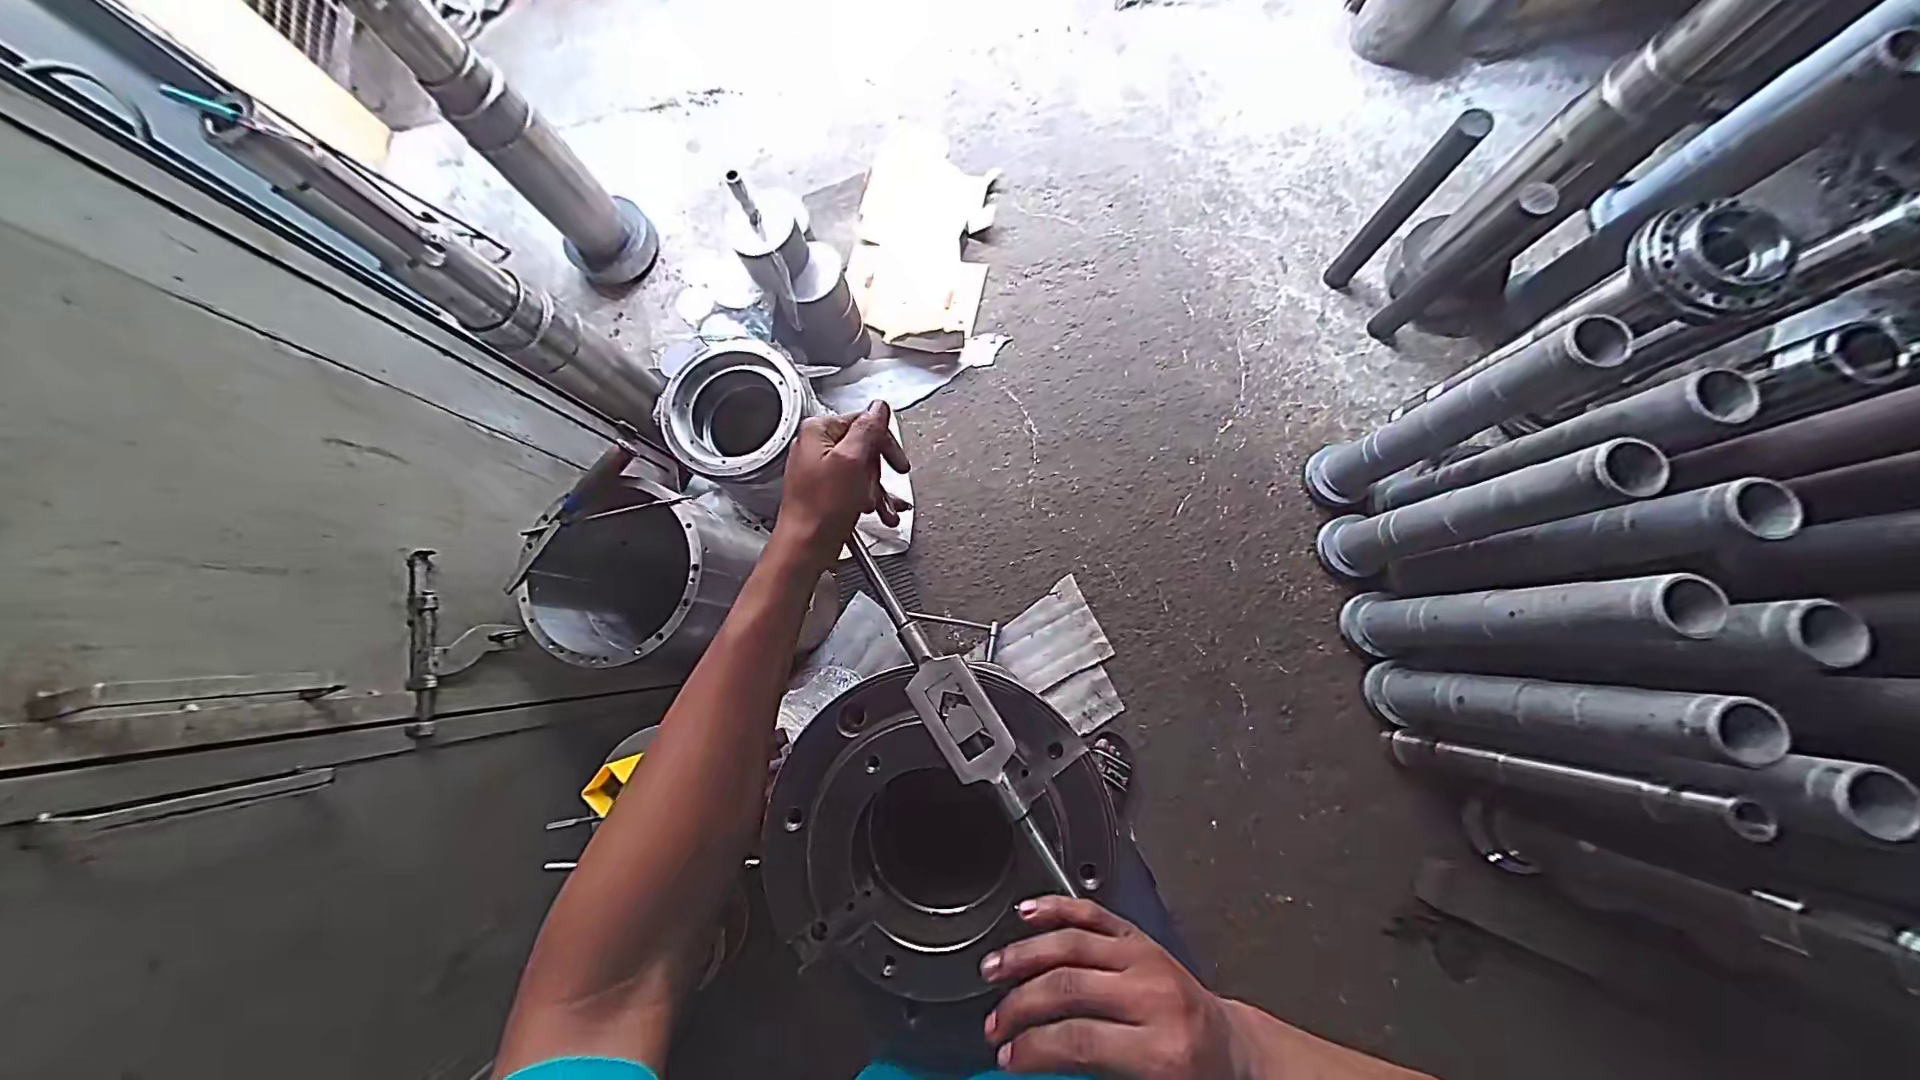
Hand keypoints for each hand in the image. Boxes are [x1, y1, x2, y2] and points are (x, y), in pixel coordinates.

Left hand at [775, 401, 911, 566]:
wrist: (805, 547)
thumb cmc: (820, 509)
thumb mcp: (852, 461)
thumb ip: (868, 429)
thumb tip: (879, 408)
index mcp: (818, 432)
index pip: (864, 422)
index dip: (885, 444)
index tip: (897, 462)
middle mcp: (817, 448)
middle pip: (865, 448)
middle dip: (878, 473)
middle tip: (878, 487)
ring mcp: (822, 471)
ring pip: (864, 472)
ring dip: (878, 491)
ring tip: (881, 508)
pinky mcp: (827, 492)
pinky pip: (857, 488)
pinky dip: (871, 500)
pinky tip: (881, 514)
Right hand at [981, 896, 1243, 1079]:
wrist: (1233, 1053)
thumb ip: (1093, 1073)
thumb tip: (1038, 1061)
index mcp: (1161, 1049)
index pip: (1079, 1040)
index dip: (1034, 1047)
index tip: (1007, 1055)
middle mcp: (1152, 994)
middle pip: (1068, 986)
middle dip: (1021, 1004)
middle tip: (995, 1021)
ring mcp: (1145, 958)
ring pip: (1072, 942)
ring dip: (1025, 954)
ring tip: (993, 968)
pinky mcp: (1139, 936)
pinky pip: (1092, 913)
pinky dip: (1056, 908)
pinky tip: (1027, 911)